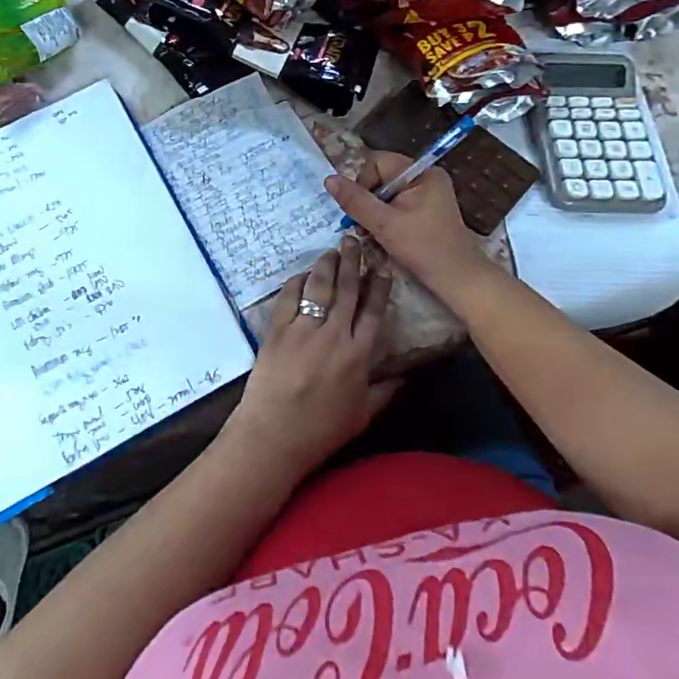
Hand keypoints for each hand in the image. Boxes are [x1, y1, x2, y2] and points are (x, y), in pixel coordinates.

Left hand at [221, 236, 397, 476]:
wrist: (273, 436)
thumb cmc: (321, 431)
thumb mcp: (362, 416)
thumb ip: (385, 393)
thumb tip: (405, 379)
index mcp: (359, 355)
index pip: (373, 311)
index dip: (379, 287)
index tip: (382, 269)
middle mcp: (334, 335)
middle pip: (347, 291)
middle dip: (353, 263)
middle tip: (355, 241)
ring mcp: (304, 331)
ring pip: (319, 289)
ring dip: (327, 266)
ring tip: (332, 250)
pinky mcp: (277, 332)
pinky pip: (288, 299)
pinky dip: (296, 283)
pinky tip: (302, 274)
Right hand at [324, 151, 496, 296]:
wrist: (456, 278)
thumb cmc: (423, 248)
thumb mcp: (384, 224)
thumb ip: (356, 201)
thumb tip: (328, 180)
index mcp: (421, 173)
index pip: (378, 162)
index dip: (363, 182)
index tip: (362, 210)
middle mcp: (425, 177)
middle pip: (381, 177)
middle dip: (367, 201)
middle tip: (363, 227)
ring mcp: (427, 194)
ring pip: (386, 194)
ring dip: (374, 213)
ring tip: (372, 235)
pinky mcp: (426, 210)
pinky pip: (396, 206)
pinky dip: (386, 220)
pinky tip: (384, 237)